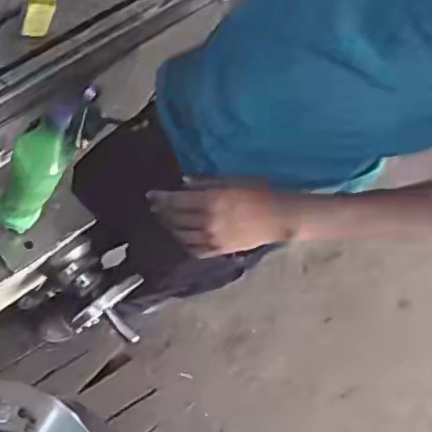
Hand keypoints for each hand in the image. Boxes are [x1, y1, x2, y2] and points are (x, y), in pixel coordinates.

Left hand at [147, 182, 301, 256]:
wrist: (280, 217)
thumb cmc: (259, 193)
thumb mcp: (232, 181)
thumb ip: (204, 183)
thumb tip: (181, 183)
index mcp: (212, 200)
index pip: (176, 201)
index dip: (160, 198)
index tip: (151, 195)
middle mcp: (209, 221)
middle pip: (175, 218)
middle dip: (162, 212)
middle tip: (156, 207)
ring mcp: (213, 238)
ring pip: (180, 234)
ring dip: (170, 226)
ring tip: (166, 220)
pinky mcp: (219, 250)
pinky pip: (193, 248)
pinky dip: (183, 241)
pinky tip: (181, 235)